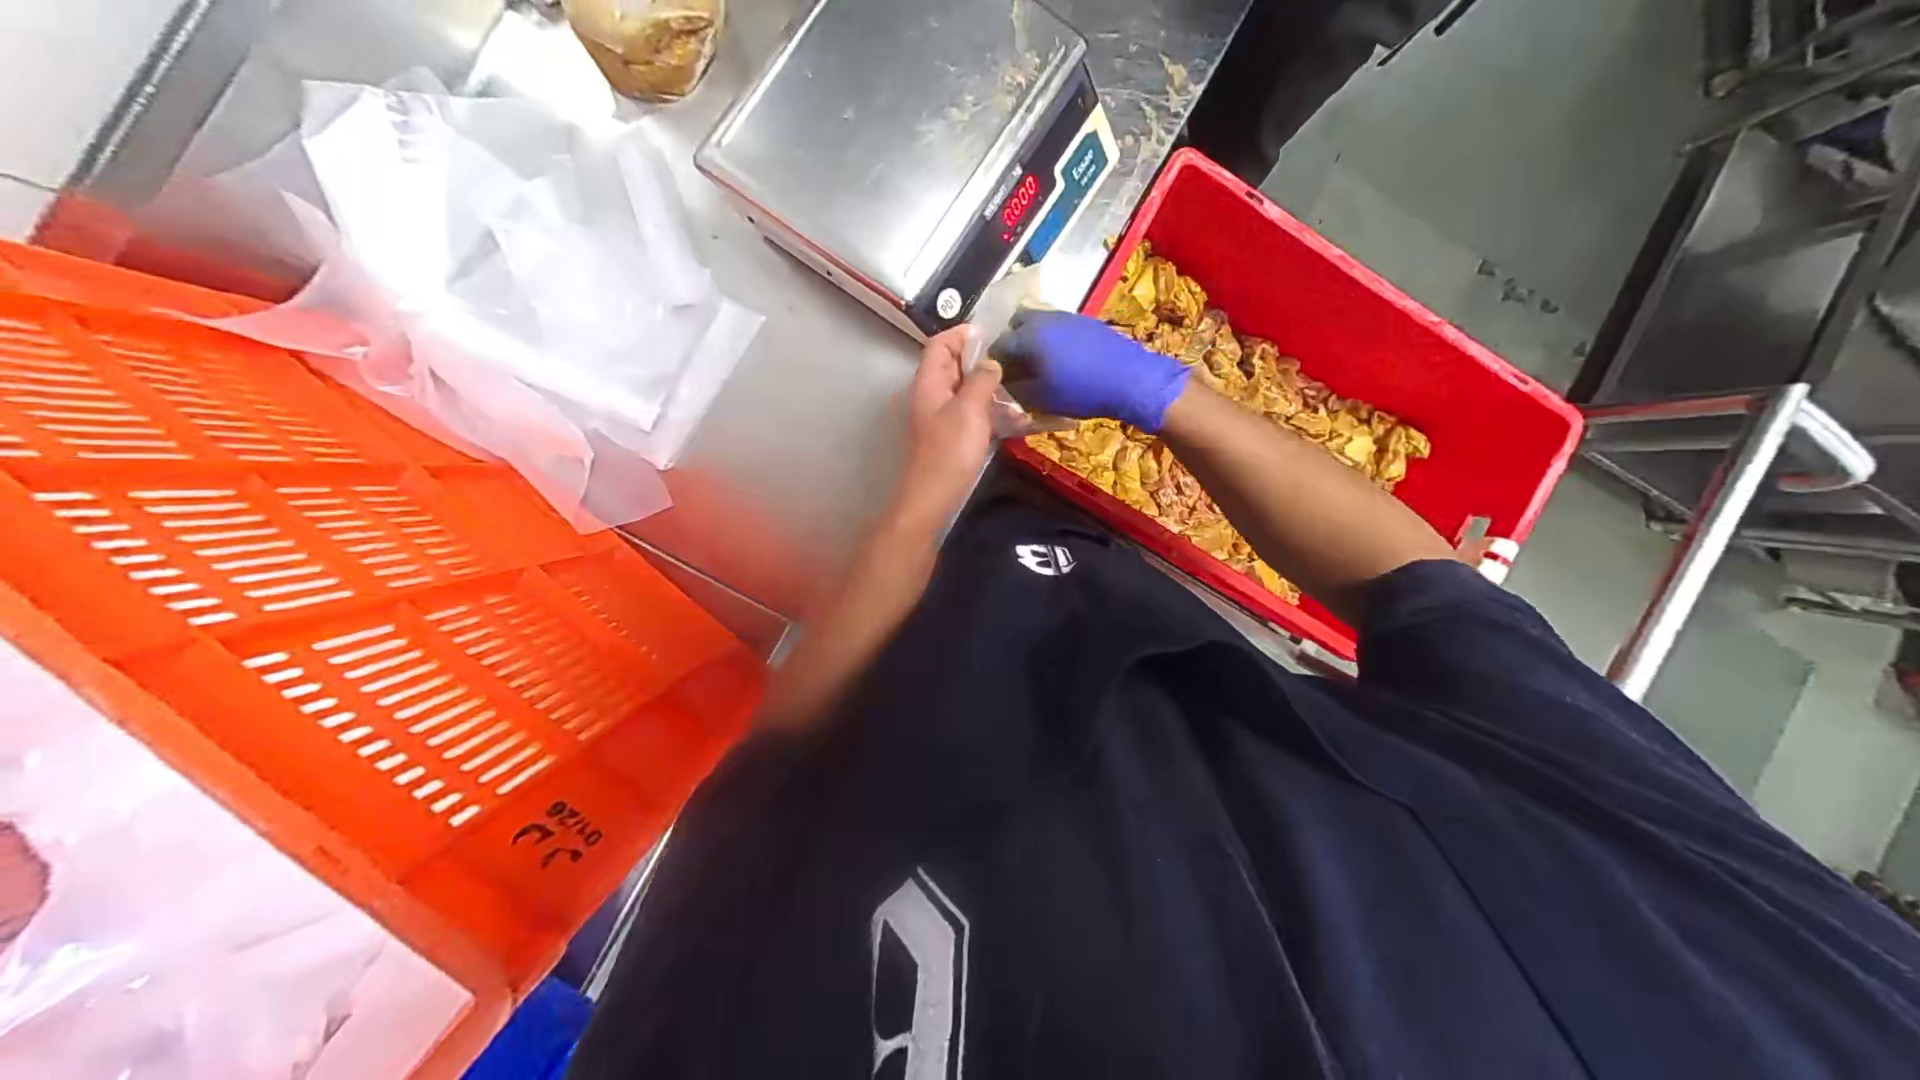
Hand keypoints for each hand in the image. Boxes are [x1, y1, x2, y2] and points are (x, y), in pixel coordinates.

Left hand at [892, 326, 1002, 529]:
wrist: (934, 499)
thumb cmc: (949, 452)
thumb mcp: (969, 410)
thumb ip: (981, 379)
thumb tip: (992, 362)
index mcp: (930, 383)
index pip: (940, 344)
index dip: (963, 333)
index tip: (995, 332)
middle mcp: (935, 396)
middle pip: (957, 366)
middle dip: (985, 361)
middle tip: (1018, 358)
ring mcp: (944, 418)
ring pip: (970, 392)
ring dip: (994, 389)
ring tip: (1025, 387)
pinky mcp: (956, 438)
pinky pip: (977, 416)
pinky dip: (995, 413)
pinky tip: (1020, 418)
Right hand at [989, 310, 1190, 431]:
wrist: (1133, 379)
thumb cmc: (1082, 391)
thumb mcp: (1042, 398)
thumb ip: (1015, 390)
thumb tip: (1000, 386)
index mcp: (1028, 335)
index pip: (998, 343)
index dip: (993, 362)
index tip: (995, 378)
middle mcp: (1044, 318)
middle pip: (1017, 324)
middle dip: (1012, 343)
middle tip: (1016, 367)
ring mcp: (1067, 316)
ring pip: (1038, 323)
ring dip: (1032, 339)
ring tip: (1038, 364)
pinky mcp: (1085, 322)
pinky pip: (1058, 326)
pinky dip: (1051, 339)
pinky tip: (1060, 359)